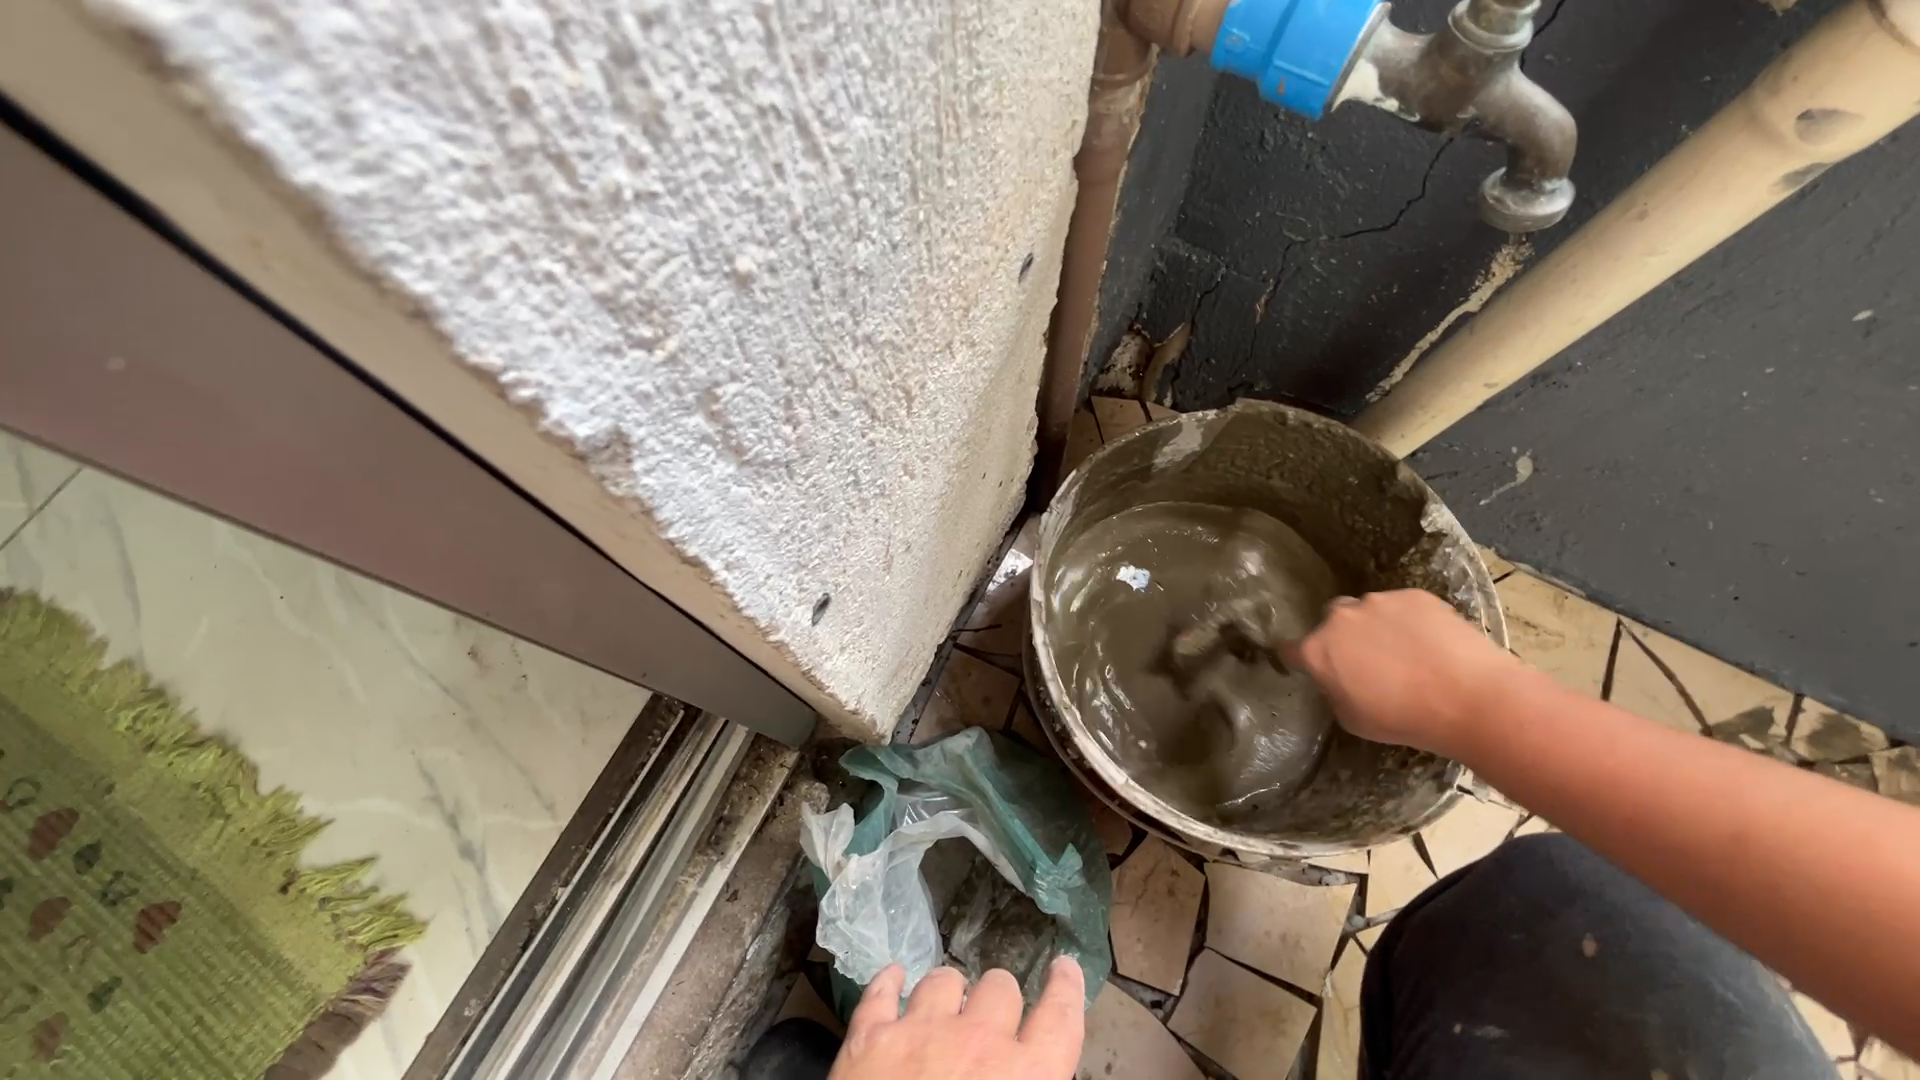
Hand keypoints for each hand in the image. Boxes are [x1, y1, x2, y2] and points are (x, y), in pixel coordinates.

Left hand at [828, 958, 1084, 1079]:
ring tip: (948, 1002)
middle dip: (998, 1000)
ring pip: (944, 981)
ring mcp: (921, 1033)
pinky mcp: (870, 1039)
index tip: (1064, 967)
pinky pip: (882, 993)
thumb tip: (1040, 1075)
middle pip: (999, 988)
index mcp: (1027, 1077)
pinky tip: (894, 976)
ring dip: (950, 991)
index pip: (1060, 1017)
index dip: (1066, 989)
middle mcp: (979, 1042)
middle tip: (990, 1019)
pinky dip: (889, 981)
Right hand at [1279, 589, 1529, 756]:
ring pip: (1367, 610)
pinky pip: (1403, 606)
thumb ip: (1334, 691)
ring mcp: (1378, 601)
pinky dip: (1410, 620)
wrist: (1471, 700)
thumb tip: (1339, 680)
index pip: (1290, 648)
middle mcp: (1340, 618)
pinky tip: (1431, 644)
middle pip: (1330, 621)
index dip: (1299, 659)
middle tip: (1368, 662)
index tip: (1311, 667)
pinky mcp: (1414, 595)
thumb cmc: (1405, 719)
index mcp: (1317, 650)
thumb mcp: (1351, 719)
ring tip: (1407, 652)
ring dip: (1377, 626)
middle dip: (1342, 637)